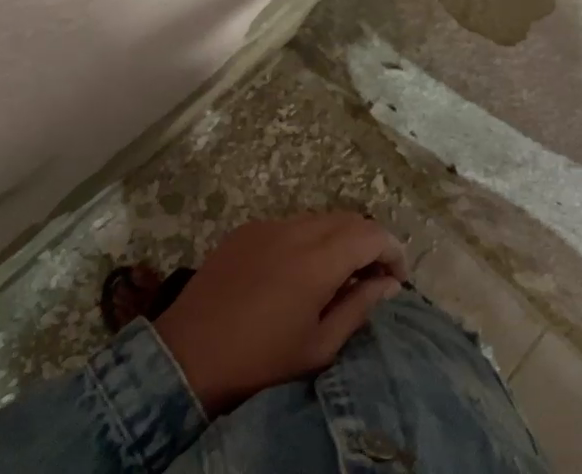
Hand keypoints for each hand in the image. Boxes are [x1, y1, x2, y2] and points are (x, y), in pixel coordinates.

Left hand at [152, 212, 407, 415]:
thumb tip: (388, 284)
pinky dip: (307, 238)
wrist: (185, 358)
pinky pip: (289, 224)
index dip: (393, 251)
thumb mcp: (318, 347)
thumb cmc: (259, 362)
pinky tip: (298, 271)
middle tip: (371, 279)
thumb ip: (358, 308)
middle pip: (348, 218)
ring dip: (338, 238)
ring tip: (336, 277)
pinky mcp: (244, 231)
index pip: (372, 234)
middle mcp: (294, 231)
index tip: (396, 280)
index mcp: (317, 260)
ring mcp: (265, 226)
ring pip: (318, 218)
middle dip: (368, 242)